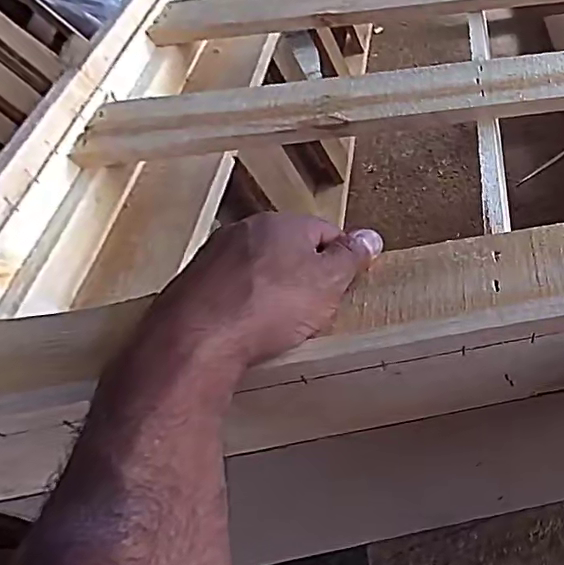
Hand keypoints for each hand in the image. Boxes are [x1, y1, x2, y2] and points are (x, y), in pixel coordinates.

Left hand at [142, 212, 381, 371]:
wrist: (196, 342)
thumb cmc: (269, 308)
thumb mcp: (329, 282)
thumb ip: (352, 256)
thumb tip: (371, 236)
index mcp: (282, 223)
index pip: (328, 232)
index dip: (342, 261)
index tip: (344, 287)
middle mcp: (245, 230)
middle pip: (292, 248)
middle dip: (307, 275)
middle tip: (318, 306)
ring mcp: (214, 255)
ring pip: (261, 268)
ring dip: (276, 290)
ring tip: (283, 321)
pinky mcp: (192, 283)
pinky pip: (234, 289)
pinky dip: (246, 304)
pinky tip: (251, 327)